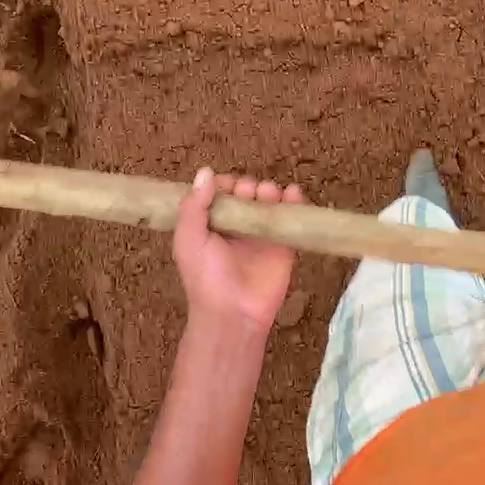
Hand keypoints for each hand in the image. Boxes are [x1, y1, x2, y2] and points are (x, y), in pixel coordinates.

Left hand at [172, 168, 304, 329]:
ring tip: (267, 195)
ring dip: (269, 189)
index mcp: (211, 223)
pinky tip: (292, 194)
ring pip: (269, 199)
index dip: (225, 184)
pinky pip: (291, 215)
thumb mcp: (189, 240)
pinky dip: (294, 199)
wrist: (234, 313)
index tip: (227, 188)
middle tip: (247, 194)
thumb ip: (194, 206)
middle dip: (248, 186)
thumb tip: (205, 171)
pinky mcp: (284, 243)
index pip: (221, 191)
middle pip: (247, 191)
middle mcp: (237, 225)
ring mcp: (262, 233)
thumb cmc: (206, 277)